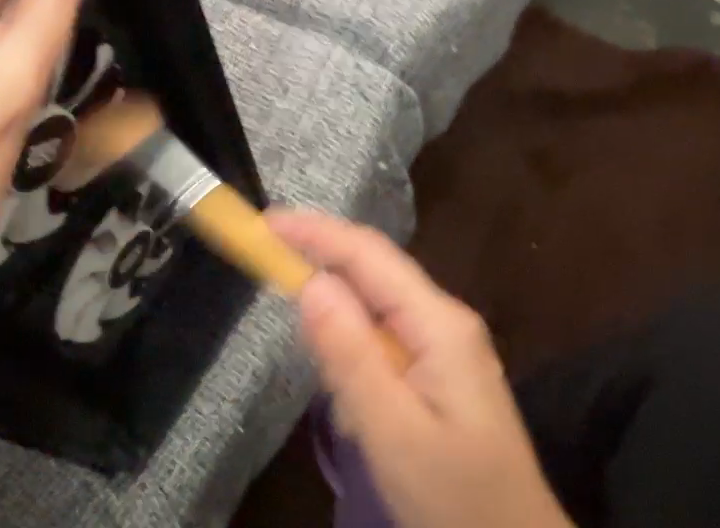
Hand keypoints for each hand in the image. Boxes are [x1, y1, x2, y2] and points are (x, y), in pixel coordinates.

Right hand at [269, 211, 573, 527]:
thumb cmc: (456, 496)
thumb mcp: (393, 431)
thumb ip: (350, 356)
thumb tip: (310, 283)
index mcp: (437, 323)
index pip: (367, 255)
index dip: (313, 232)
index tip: (263, 222)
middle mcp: (443, 320)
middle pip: (372, 270)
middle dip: (318, 254)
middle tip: (262, 253)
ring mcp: (444, 346)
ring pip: (375, 302)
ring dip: (332, 297)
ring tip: (288, 296)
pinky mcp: (438, 372)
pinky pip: (383, 334)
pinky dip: (349, 335)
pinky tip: (334, 363)